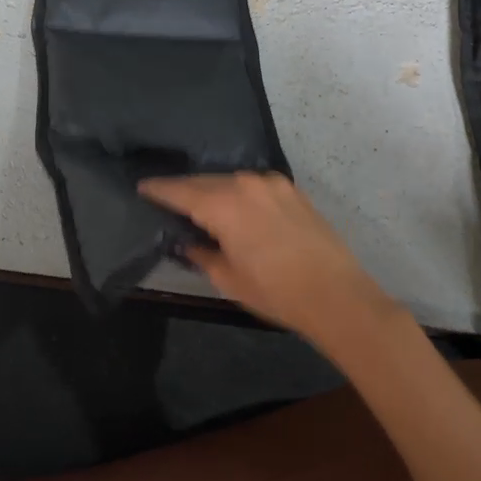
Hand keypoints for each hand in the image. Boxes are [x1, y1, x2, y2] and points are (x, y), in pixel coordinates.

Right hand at [138, 172, 397, 351]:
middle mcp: (243, 184)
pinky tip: (236, 207)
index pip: (178, 190)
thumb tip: (188, 241)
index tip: (140, 188)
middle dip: (183, 190)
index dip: (156, 189)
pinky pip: (253, 185)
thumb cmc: (276, 292)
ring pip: (228, 181)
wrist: (340, 299)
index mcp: (222, 204)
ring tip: (201, 205)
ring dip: (212, 190)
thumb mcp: (227, 278)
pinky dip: (238, 193)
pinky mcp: (292, 190)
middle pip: (202, 181)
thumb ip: (200, 253)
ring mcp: (271, 184)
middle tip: (166, 199)